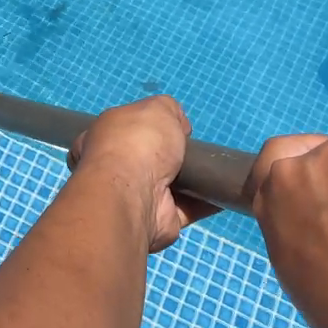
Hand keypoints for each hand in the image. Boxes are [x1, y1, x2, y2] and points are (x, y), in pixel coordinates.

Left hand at [67, 96, 216, 251]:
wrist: (136, 193)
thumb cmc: (139, 142)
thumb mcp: (155, 108)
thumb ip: (167, 109)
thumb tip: (178, 125)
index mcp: (101, 138)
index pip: (120, 130)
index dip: (143, 126)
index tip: (169, 127)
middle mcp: (112, 167)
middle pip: (146, 158)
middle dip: (170, 155)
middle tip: (192, 150)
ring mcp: (134, 195)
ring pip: (167, 184)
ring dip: (191, 179)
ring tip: (213, 169)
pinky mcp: (159, 218)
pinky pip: (188, 207)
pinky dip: (206, 201)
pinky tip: (226, 192)